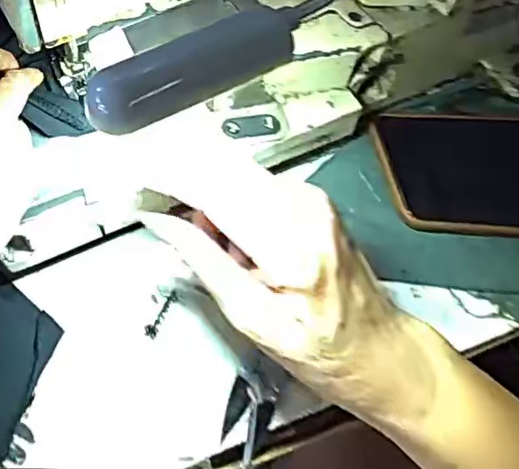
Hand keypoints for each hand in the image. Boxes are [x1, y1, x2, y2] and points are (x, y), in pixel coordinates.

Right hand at [137, 164, 450, 429]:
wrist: (384, 351)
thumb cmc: (327, 349)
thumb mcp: (253, 320)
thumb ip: (202, 260)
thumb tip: (162, 220)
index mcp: (291, 246)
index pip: (212, 189)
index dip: (166, 175)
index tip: (134, 173)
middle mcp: (304, 208)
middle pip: (218, 167)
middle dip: (180, 179)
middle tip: (155, 200)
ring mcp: (309, 196)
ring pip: (229, 171)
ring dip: (205, 194)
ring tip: (213, 241)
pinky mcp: (307, 193)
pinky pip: (247, 180)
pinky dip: (227, 199)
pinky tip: (234, 236)